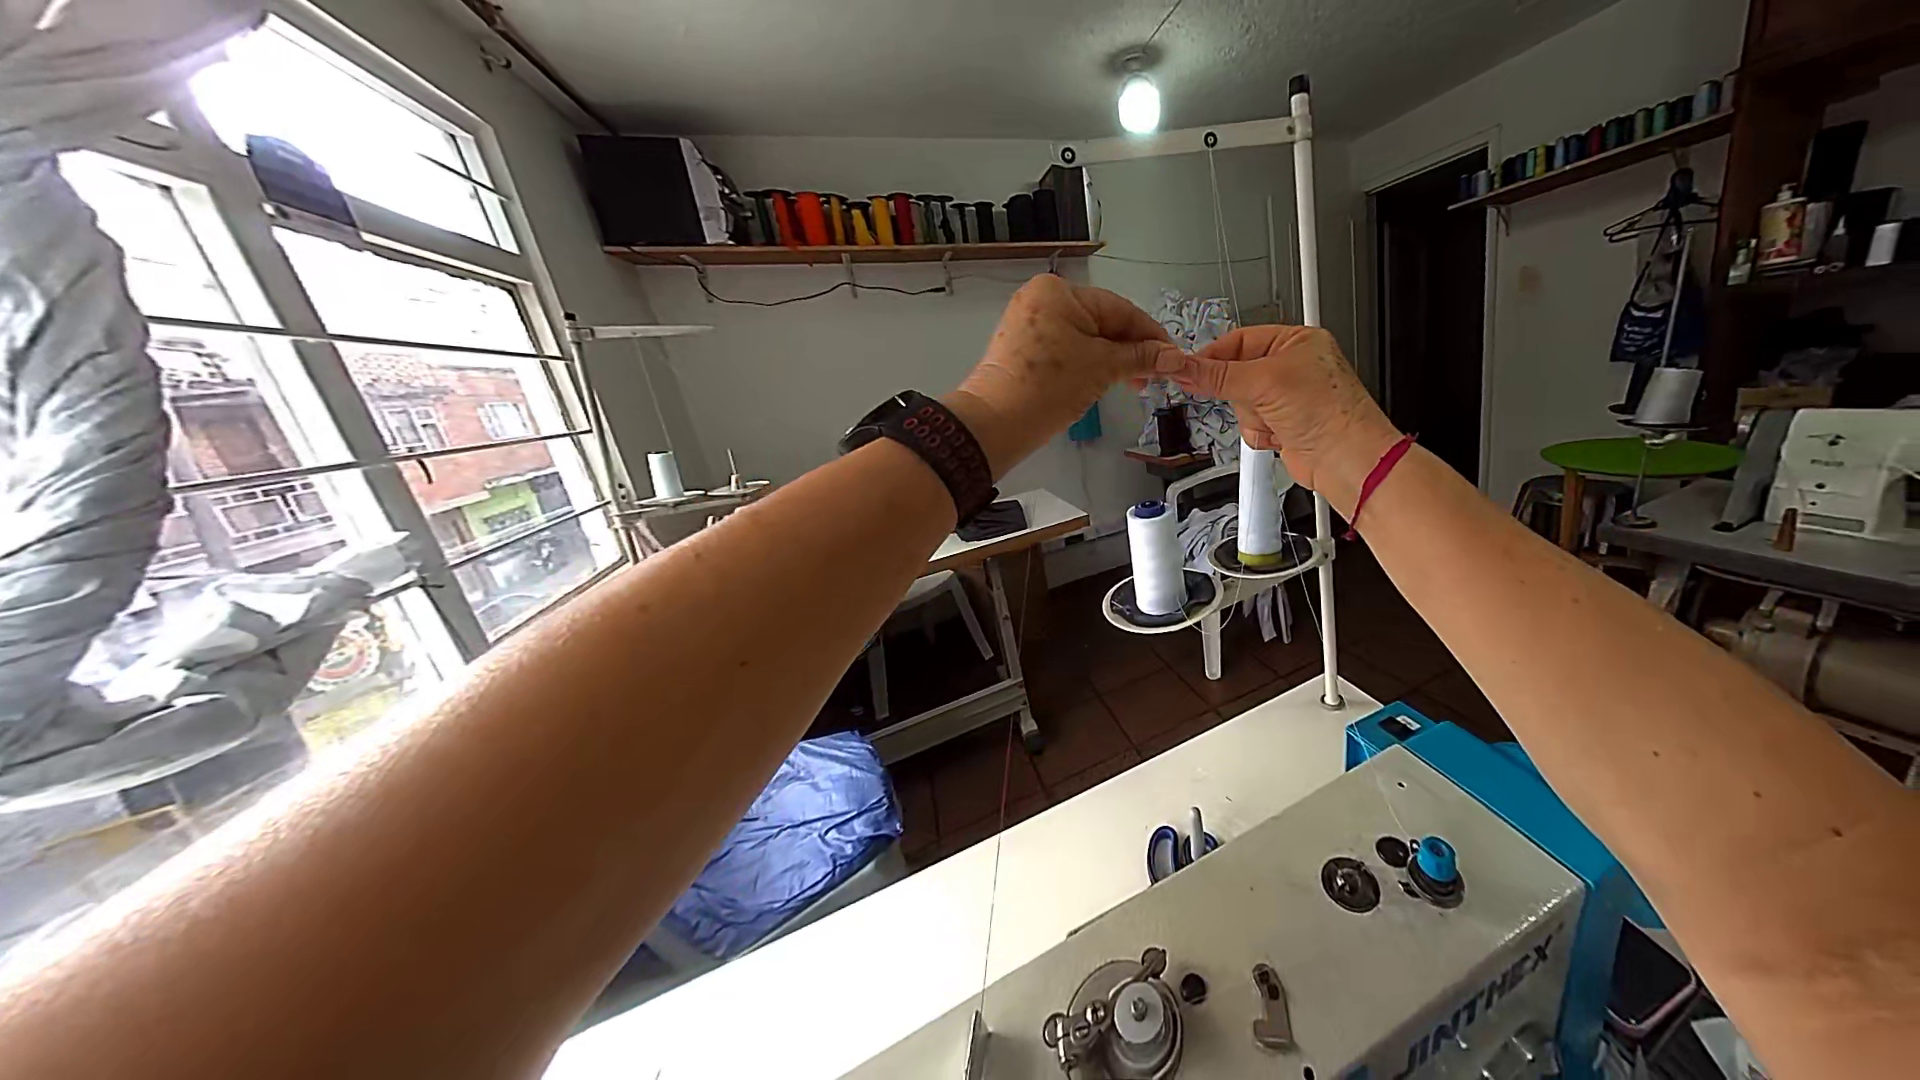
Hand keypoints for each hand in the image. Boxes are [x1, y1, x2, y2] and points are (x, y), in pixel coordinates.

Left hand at [946, 275, 1184, 477]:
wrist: (997, 424)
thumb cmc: (1042, 389)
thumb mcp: (1103, 367)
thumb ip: (1141, 357)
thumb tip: (1170, 356)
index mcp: (1057, 291)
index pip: (1119, 308)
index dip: (1150, 335)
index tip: (1170, 355)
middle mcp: (1039, 301)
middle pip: (1101, 322)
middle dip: (1129, 350)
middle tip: (1153, 374)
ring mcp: (1028, 326)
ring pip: (1084, 338)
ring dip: (1110, 360)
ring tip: (1130, 382)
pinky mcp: (1023, 351)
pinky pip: (1065, 350)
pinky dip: (1086, 365)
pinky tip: (1101, 381)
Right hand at [1167, 325, 1400, 511]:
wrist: (1343, 459)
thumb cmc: (1330, 412)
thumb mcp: (1263, 382)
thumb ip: (1217, 376)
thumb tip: (1185, 368)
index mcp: (1294, 342)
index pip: (1237, 341)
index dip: (1213, 357)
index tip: (1189, 371)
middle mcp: (1290, 367)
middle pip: (1234, 376)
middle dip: (1243, 395)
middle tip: (1257, 400)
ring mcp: (1284, 398)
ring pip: (1238, 404)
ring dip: (1252, 417)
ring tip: (1278, 419)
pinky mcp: (1280, 423)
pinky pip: (1247, 425)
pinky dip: (1258, 432)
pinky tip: (1280, 433)